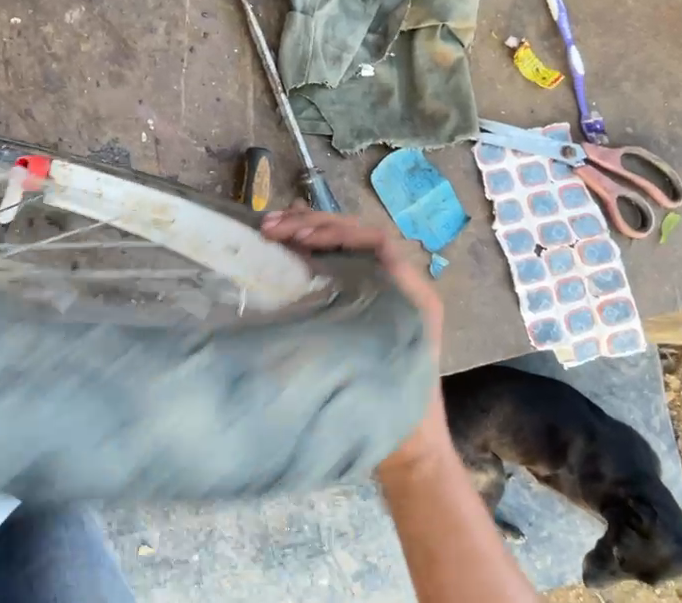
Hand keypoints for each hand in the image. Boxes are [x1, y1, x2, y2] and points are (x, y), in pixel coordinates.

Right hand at [261, 209, 451, 480]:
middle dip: (312, 224)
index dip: (336, 232)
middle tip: (271, 226)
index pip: (375, 242)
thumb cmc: (394, 416)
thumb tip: (302, 287)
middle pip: (355, 236)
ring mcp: (377, 294)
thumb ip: (350, 326)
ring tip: (269, 227)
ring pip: (343, 245)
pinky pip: (336, 263)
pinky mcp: (359, 305)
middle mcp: (399, 287)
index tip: (298, 238)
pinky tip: (282, 244)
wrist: (410, 456)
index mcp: (412, 296)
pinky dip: (308, 250)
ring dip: (306, 231)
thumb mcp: (375, 367)